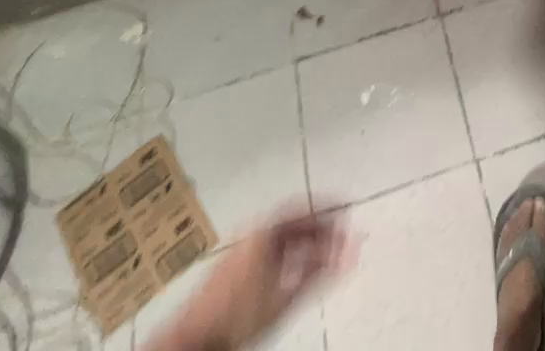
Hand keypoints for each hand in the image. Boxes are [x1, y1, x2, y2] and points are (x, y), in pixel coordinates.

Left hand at [149, 211, 354, 350]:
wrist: (195, 338)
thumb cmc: (237, 314)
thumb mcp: (287, 294)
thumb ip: (321, 270)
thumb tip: (349, 251)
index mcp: (264, 232)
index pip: (302, 208)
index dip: (327, 208)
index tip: (345, 211)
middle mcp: (251, 234)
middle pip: (292, 222)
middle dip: (318, 229)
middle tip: (339, 237)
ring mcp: (240, 249)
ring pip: (280, 236)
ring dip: (304, 242)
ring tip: (323, 255)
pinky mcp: (233, 265)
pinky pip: (269, 247)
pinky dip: (288, 252)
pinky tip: (296, 269)